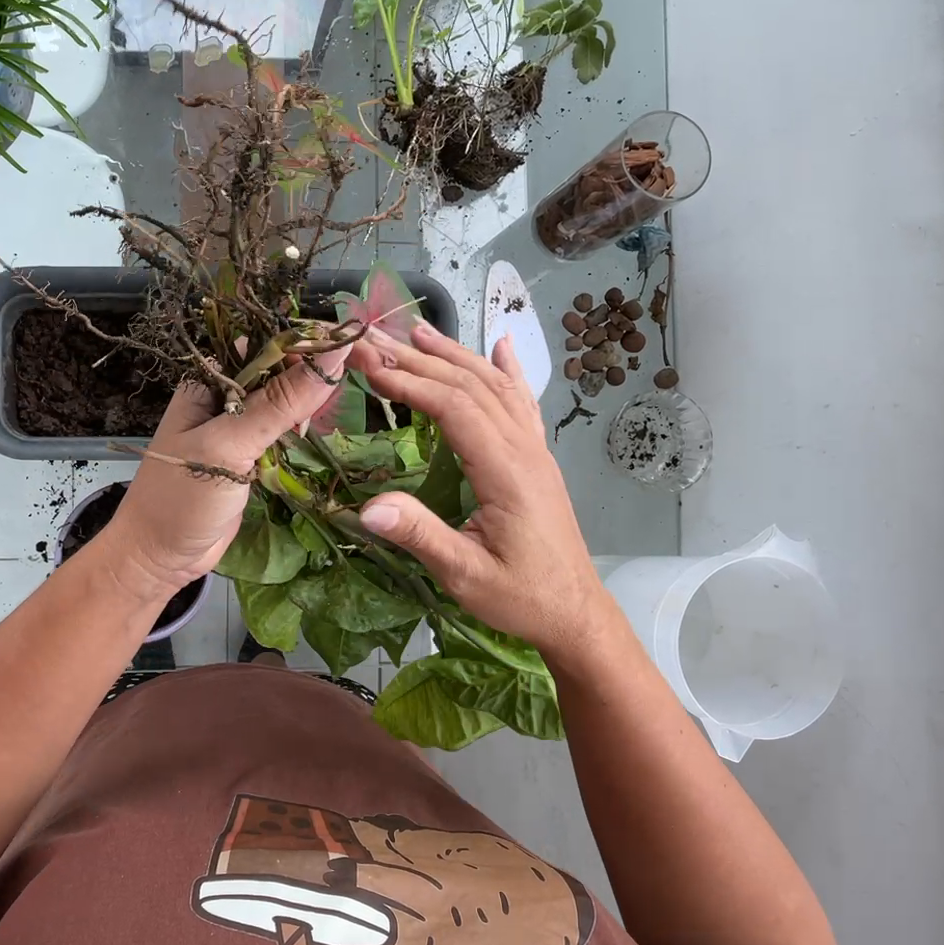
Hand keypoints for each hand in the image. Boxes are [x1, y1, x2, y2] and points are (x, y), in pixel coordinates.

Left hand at [94, 347, 352, 602]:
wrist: (158, 557)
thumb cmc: (180, 498)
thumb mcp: (230, 445)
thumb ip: (280, 402)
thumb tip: (333, 353)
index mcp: (210, 380)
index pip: (266, 345)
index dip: (307, 343)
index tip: (350, 347)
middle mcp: (224, 397)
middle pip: (280, 372)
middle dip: (314, 373)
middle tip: (356, 378)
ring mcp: (237, 430)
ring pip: (285, 404)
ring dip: (312, 405)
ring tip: (344, 404)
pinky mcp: (250, 458)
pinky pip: (283, 435)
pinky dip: (303, 433)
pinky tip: (325, 431)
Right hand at [347, 321, 619, 664]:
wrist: (576, 613)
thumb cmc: (521, 597)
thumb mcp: (464, 575)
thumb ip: (420, 536)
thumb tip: (367, 508)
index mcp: (506, 471)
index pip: (454, 407)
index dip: (409, 382)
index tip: (367, 365)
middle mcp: (524, 449)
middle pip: (471, 386)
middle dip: (420, 359)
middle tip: (374, 339)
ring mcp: (534, 451)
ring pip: (495, 386)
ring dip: (455, 355)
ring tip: (418, 331)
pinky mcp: (537, 459)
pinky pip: (522, 402)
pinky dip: (508, 369)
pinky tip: (501, 345)